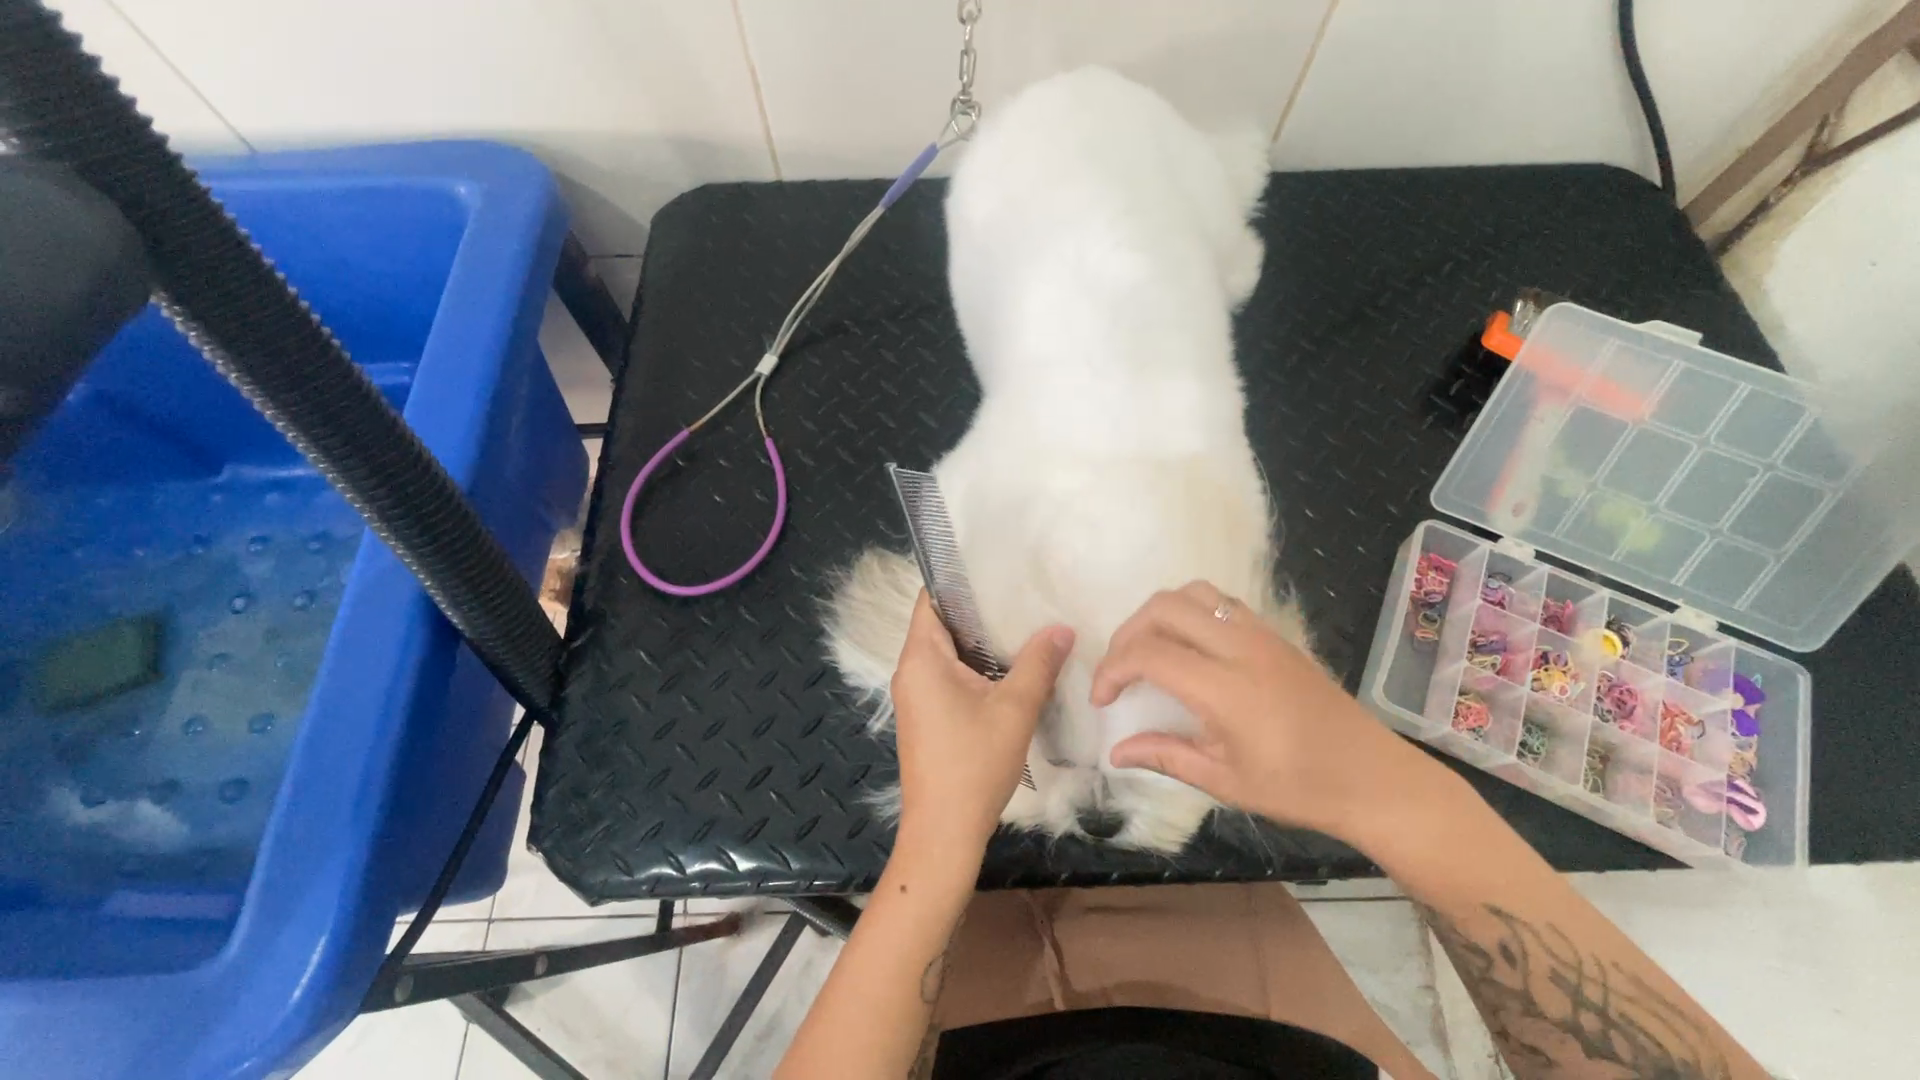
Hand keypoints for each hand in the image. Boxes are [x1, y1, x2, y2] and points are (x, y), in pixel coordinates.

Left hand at [890, 591, 1073, 856]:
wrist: (943, 832)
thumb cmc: (973, 763)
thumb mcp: (1015, 708)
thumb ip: (1038, 663)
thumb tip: (1061, 628)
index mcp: (921, 658)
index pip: (931, 599)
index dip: (960, 580)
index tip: (998, 569)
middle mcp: (910, 671)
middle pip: (940, 624)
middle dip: (979, 611)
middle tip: (1023, 597)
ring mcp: (915, 697)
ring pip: (947, 654)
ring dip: (980, 643)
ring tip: (1023, 628)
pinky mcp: (926, 718)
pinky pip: (948, 677)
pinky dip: (975, 668)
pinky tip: (1010, 671)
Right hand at [1093, 581, 1430, 840]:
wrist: (1374, 778)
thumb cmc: (1300, 789)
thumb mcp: (1225, 782)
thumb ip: (1166, 756)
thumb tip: (1115, 751)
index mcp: (1226, 688)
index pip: (1149, 653)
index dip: (1112, 670)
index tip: (1101, 699)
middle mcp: (1241, 648)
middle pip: (1164, 607)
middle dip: (1127, 634)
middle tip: (1119, 672)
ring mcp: (1262, 635)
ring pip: (1194, 593)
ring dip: (1158, 615)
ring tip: (1148, 652)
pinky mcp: (1275, 635)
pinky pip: (1220, 602)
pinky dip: (1189, 613)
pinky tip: (1187, 650)